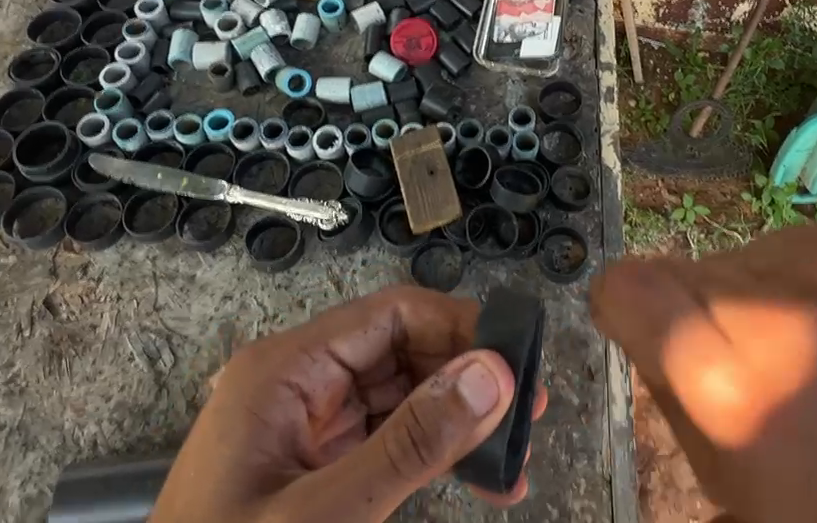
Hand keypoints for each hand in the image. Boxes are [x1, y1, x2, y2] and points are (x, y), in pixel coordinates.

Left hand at [152, 286, 547, 522]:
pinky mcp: (315, 468)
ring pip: (400, 396)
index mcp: (287, 368)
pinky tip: (476, 476)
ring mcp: (306, 427)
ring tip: (515, 454)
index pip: (391, 314)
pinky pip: (385, 440)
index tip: (516, 363)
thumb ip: (410, 444)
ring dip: (456, 419)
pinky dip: (430, 454)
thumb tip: (492, 372)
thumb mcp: (325, 516)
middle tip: (529, 414)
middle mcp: (298, 383)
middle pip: (400, 350)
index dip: (458, 328)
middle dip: (466, 378)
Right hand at [592, 223, 816, 522]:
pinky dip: (795, 279)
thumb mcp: (726, 480)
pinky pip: (786, 246)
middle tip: (745, 364)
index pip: (625, 287)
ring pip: (734, 256)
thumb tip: (642, 321)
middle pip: (682, 271)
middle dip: (696, 310)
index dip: (629, 312)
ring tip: (798, 345)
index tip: (649, 335)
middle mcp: (769, 300)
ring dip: (747, 293)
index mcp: (726, 377)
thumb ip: (668, 387)